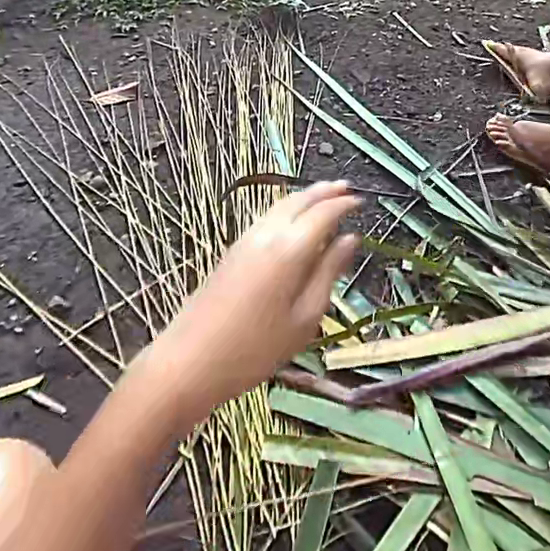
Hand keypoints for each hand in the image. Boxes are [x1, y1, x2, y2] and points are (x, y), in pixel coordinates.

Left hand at [148, 183, 359, 418]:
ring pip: (279, 205)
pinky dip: (286, 209)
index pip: (323, 213)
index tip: (361, 201)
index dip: (344, 204)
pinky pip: (266, 217)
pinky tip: (293, 221)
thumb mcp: (305, 317)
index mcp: (290, 249)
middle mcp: (267, 235)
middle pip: (298, 200)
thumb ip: (329, 272)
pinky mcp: (231, 251)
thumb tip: (349, 240)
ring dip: (304, 196)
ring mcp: (245, 241)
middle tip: (346, 187)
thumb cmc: (256, 349)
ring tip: (324, 196)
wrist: (188, 363)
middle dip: (324, 191)